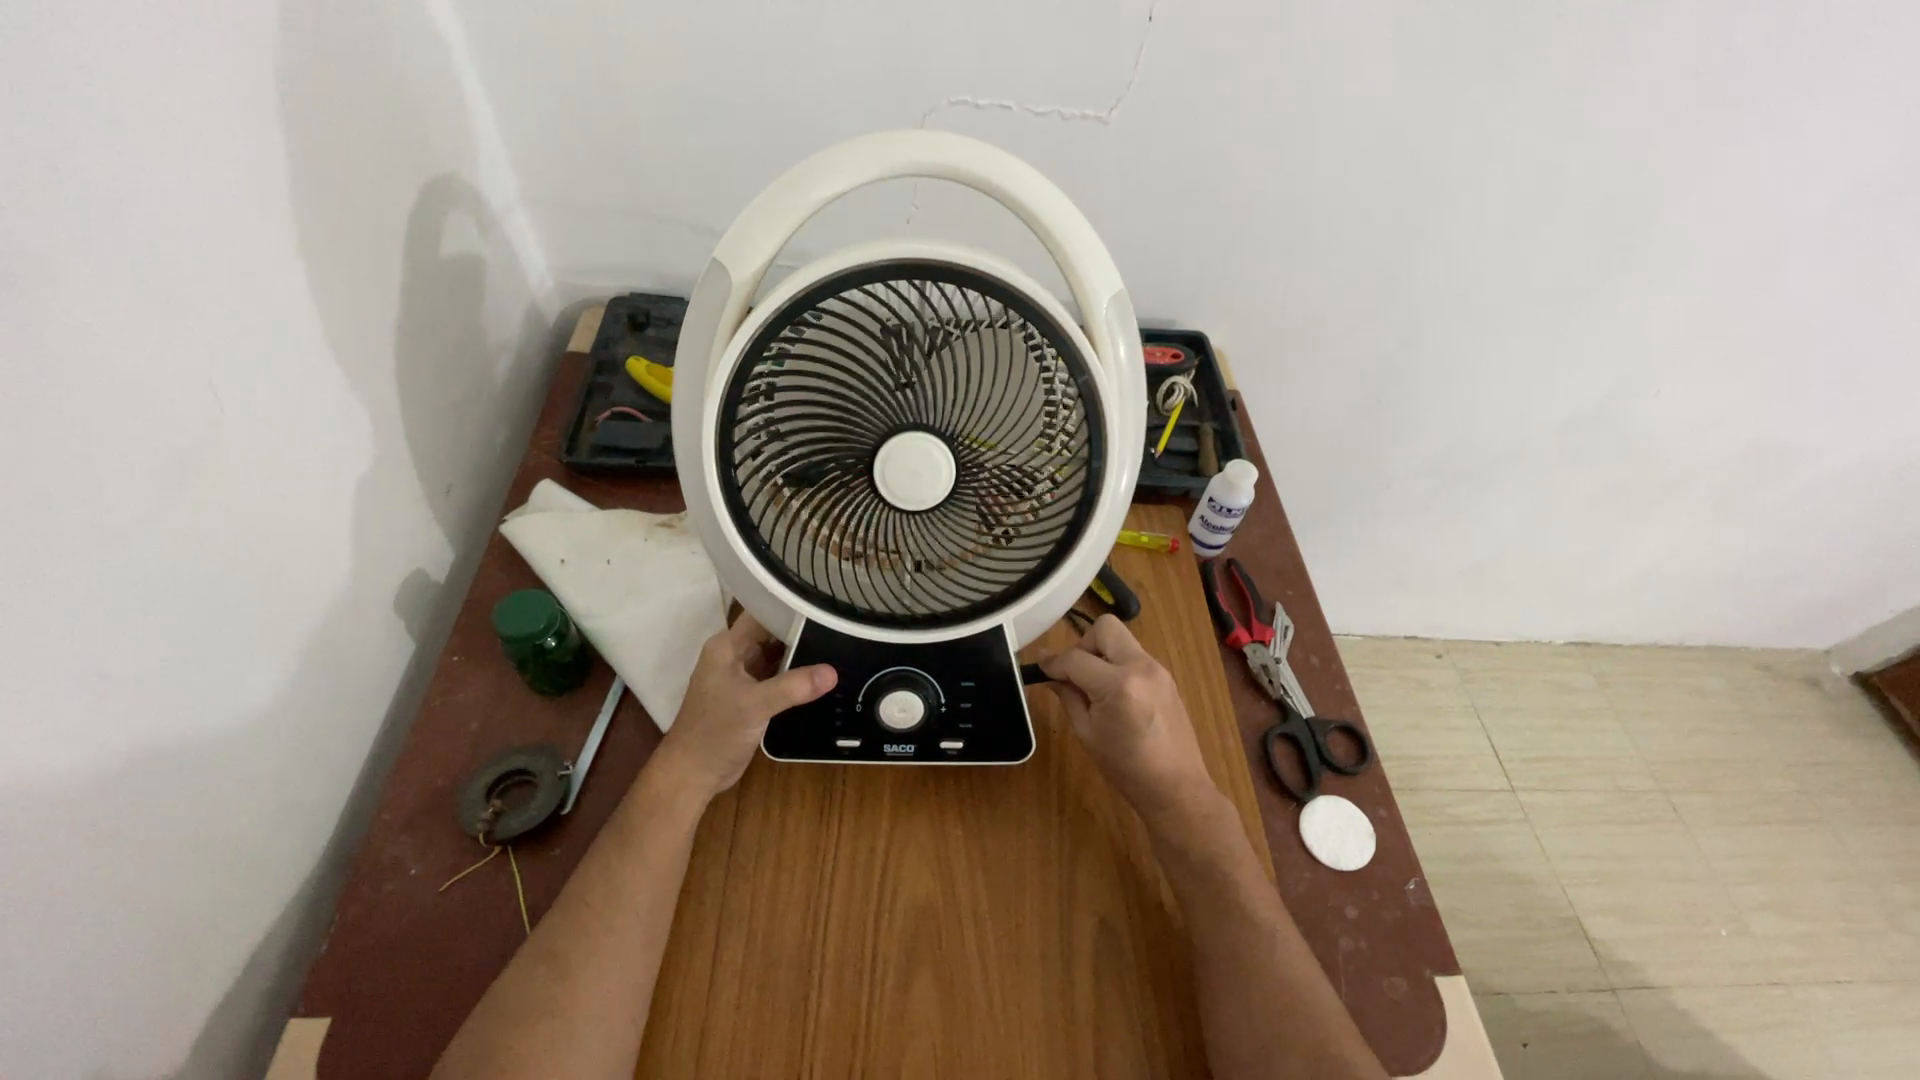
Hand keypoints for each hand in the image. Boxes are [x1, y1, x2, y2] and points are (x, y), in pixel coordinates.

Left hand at [654, 612, 836, 800]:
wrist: (693, 773)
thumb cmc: (715, 732)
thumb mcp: (755, 705)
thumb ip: (793, 686)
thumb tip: (833, 672)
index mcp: (726, 646)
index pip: (761, 613)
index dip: (789, 605)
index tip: (823, 603)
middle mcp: (733, 655)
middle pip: (771, 633)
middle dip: (800, 630)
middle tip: (838, 623)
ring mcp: (741, 676)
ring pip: (775, 655)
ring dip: (799, 653)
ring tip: (836, 643)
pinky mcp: (750, 696)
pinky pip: (776, 676)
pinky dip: (795, 675)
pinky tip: (820, 674)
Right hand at [1039, 615, 1220, 829]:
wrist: (1175, 786)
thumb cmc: (1125, 768)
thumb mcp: (1086, 732)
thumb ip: (1068, 695)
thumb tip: (1049, 673)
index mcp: (1117, 685)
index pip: (1075, 658)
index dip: (1053, 663)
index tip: (1040, 668)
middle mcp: (1140, 667)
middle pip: (1105, 628)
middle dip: (1084, 644)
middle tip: (1076, 673)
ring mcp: (1158, 669)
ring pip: (1122, 640)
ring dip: (1102, 654)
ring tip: (1095, 688)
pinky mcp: (1166, 677)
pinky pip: (1135, 656)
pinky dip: (1118, 665)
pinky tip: (1115, 695)